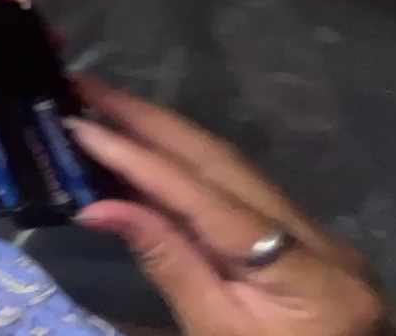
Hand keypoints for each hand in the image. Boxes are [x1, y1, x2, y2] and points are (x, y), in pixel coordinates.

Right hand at [67, 78, 386, 335]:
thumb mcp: (214, 331)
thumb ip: (164, 261)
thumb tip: (93, 206)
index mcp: (309, 274)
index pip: (207, 199)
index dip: (138, 159)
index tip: (77, 125)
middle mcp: (318, 238)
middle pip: (219, 161)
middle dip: (144, 117)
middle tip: (80, 83)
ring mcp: (311, 232)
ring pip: (224, 162)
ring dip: (155, 126)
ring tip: (97, 98)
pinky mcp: (294, 233)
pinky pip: (227, 181)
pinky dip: (174, 154)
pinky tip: (136, 139)